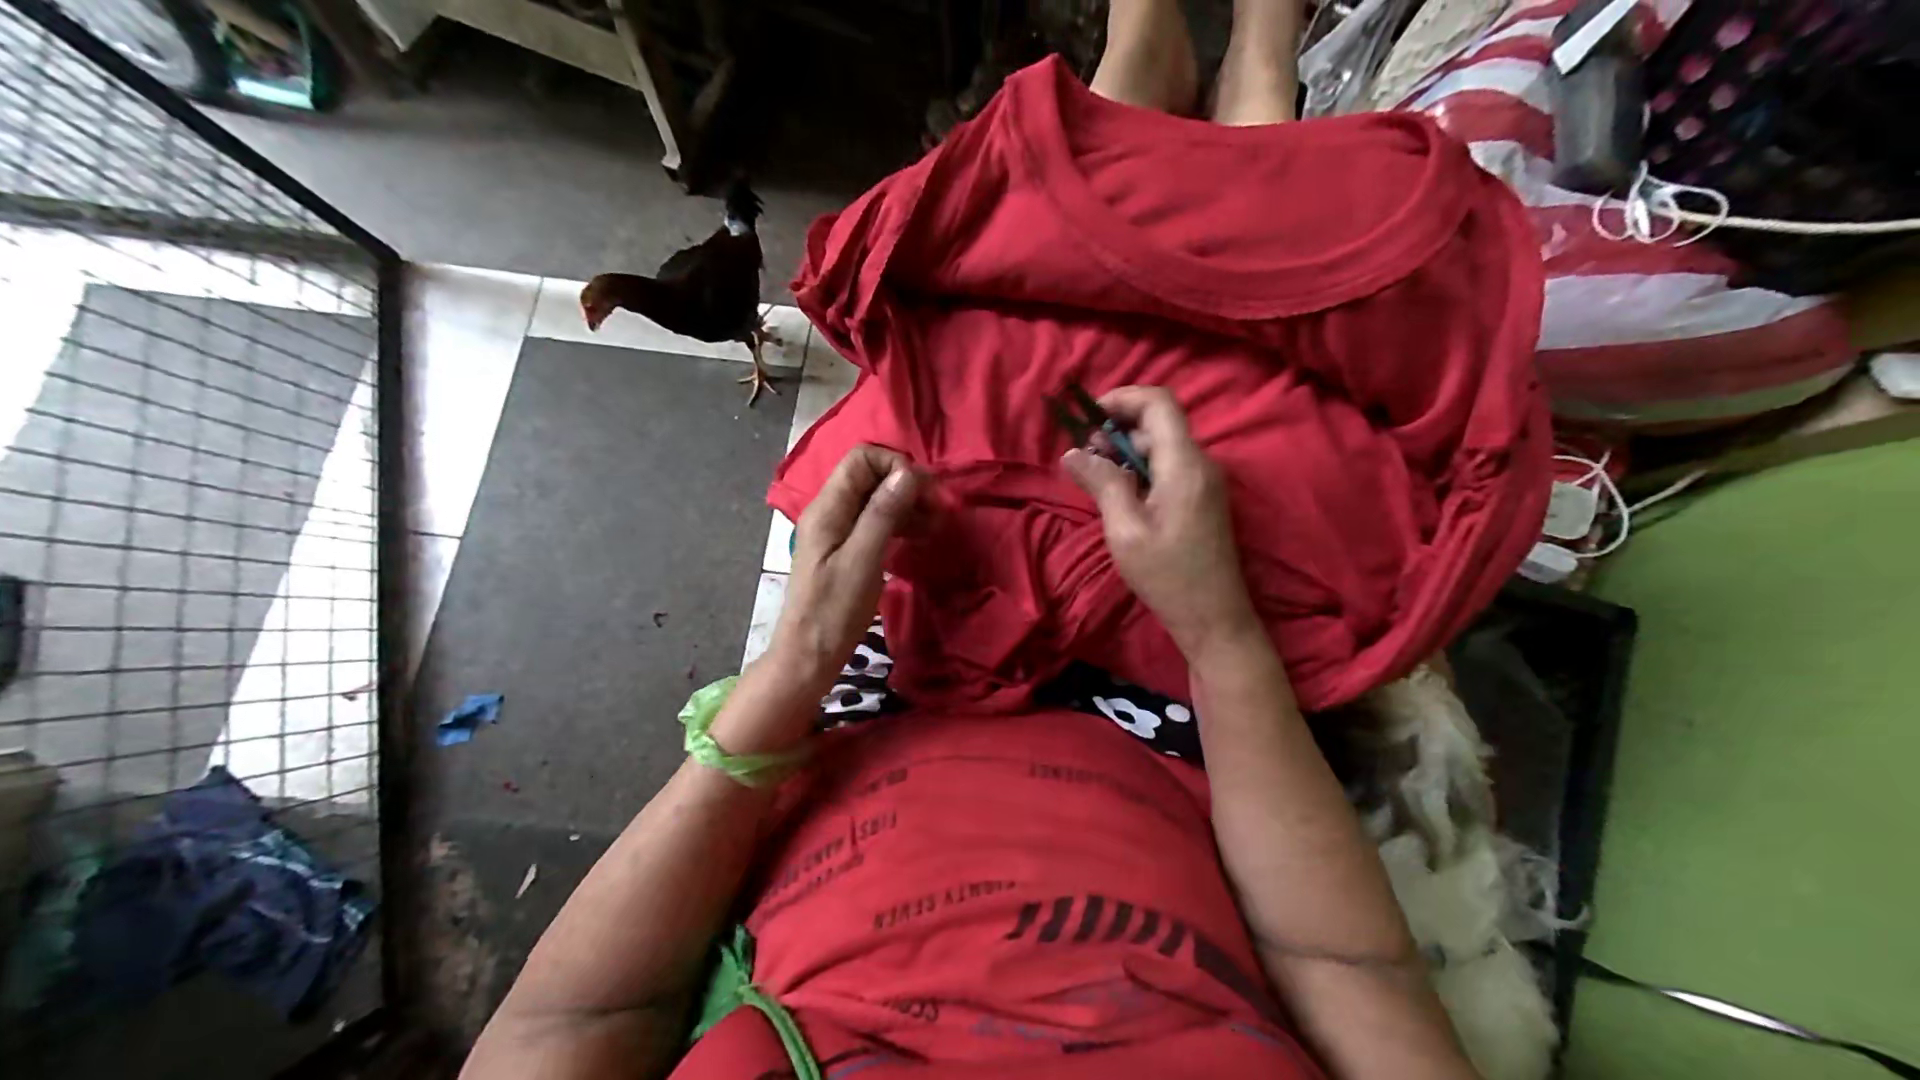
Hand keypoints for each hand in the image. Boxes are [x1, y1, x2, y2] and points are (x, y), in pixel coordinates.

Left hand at [769, 445, 922, 690]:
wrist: (810, 656)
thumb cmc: (834, 612)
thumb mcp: (862, 561)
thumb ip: (882, 514)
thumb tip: (907, 472)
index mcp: (827, 508)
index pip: (862, 458)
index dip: (896, 465)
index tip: (925, 493)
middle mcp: (830, 511)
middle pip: (872, 475)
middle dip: (908, 485)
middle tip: (941, 510)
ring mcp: (838, 530)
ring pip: (877, 499)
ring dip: (909, 505)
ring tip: (937, 526)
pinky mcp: (847, 549)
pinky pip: (877, 522)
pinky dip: (901, 524)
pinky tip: (921, 537)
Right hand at [1061, 387, 1261, 659]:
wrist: (1214, 617)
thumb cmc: (1168, 575)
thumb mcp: (1125, 530)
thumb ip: (1102, 483)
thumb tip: (1073, 452)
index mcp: (1184, 465)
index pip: (1158, 403)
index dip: (1122, 399)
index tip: (1089, 417)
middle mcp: (1200, 464)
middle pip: (1158, 423)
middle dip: (1117, 429)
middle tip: (1084, 456)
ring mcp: (1204, 481)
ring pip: (1162, 446)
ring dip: (1126, 452)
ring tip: (1095, 477)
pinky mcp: (1202, 498)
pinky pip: (1168, 467)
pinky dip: (1140, 469)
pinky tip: (1119, 494)